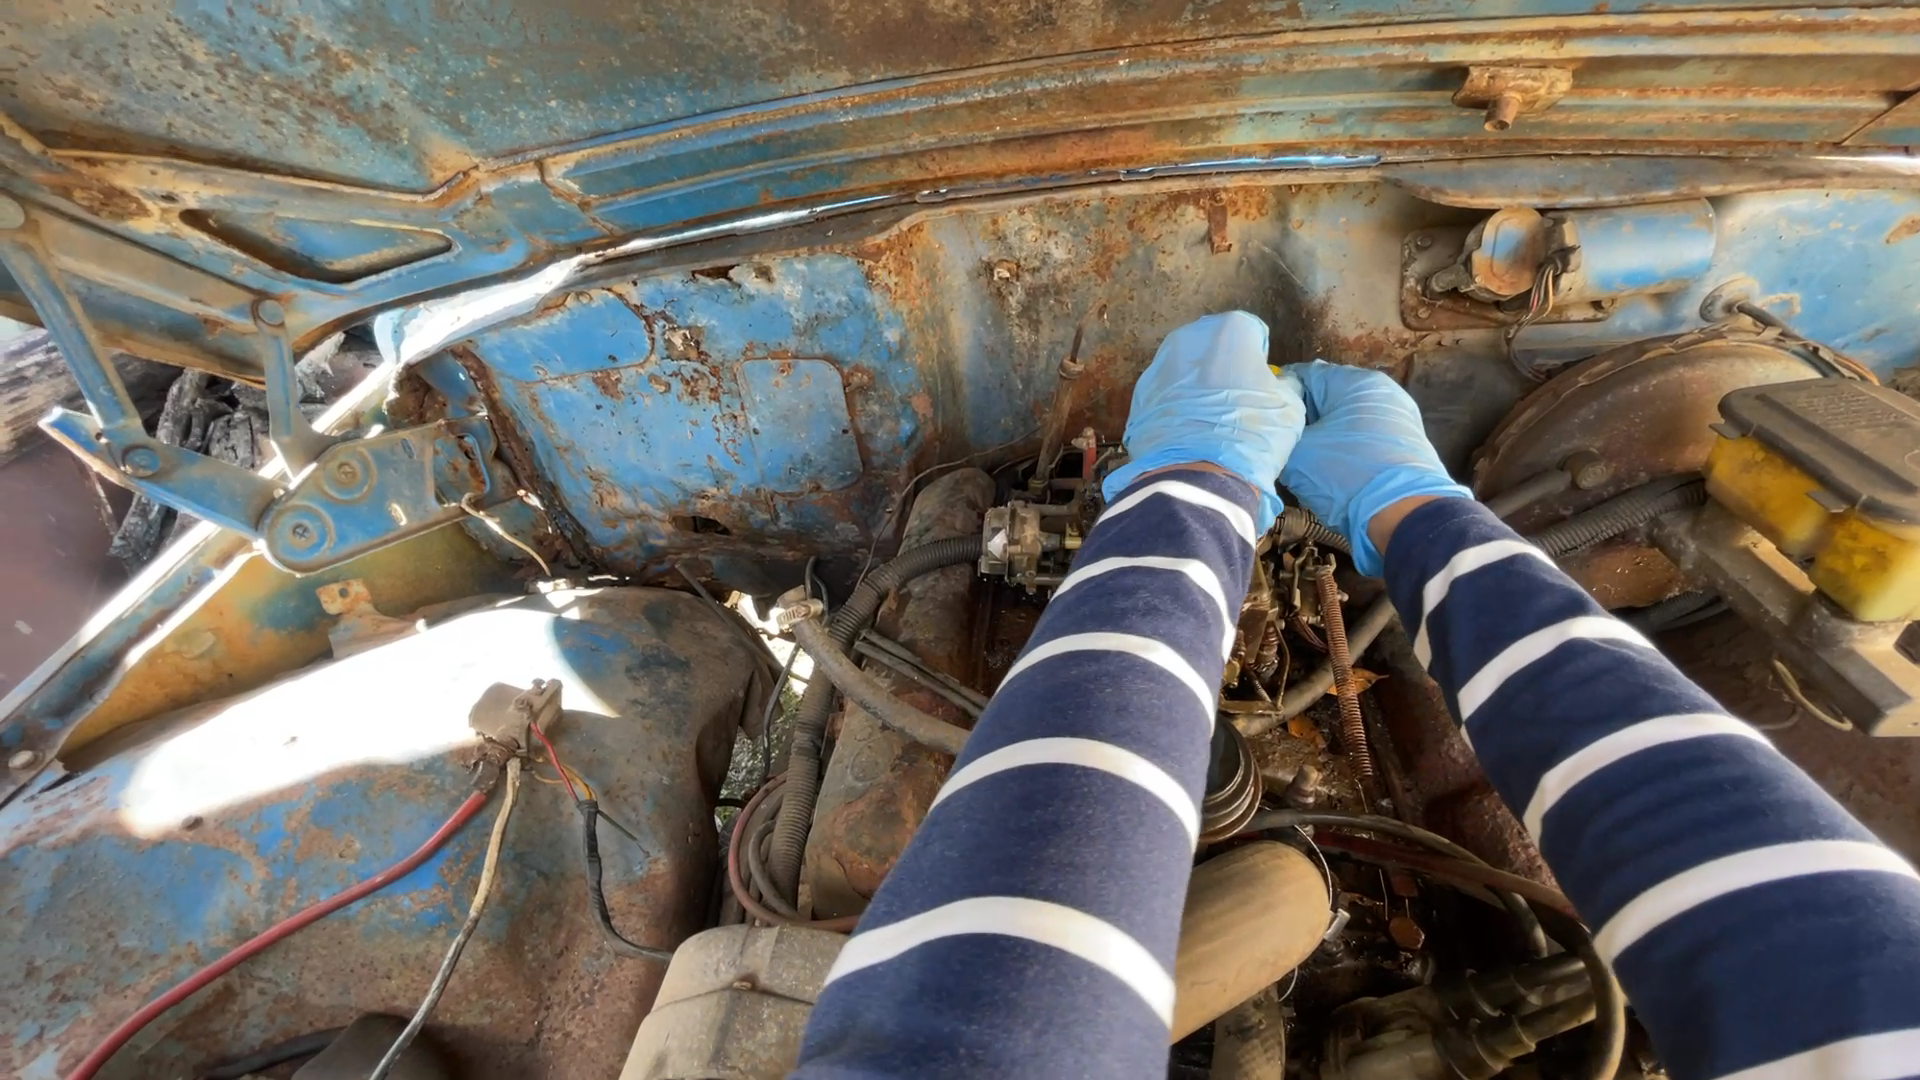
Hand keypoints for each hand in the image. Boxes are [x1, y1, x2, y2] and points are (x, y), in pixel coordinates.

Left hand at [1102, 312, 1304, 529]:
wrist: (1197, 475)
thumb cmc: (1252, 433)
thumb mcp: (1289, 405)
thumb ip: (1282, 382)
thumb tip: (1276, 382)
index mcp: (1228, 330)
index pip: (1250, 333)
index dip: (1258, 358)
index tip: (1259, 383)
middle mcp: (1186, 340)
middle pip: (1211, 348)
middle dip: (1222, 367)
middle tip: (1234, 401)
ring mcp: (1156, 369)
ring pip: (1183, 372)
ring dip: (1195, 387)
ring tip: (1207, 421)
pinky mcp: (1137, 399)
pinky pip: (1163, 397)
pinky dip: (1174, 409)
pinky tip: (1186, 433)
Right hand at [1280, 360, 1470, 575]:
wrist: (1404, 515)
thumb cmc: (1345, 473)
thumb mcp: (1298, 452)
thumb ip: (1278, 432)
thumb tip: (1270, 428)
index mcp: (1355, 382)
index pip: (1303, 374)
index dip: (1276, 394)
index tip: (1257, 416)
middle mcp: (1380, 392)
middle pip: (1323, 396)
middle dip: (1297, 418)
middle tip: (1273, 441)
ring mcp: (1395, 418)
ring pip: (1339, 419)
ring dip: (1315, 436)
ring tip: (1293, 458)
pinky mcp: (1401, 443)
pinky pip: (1356, 437)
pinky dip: (1336, 448)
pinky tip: (1322, 469)